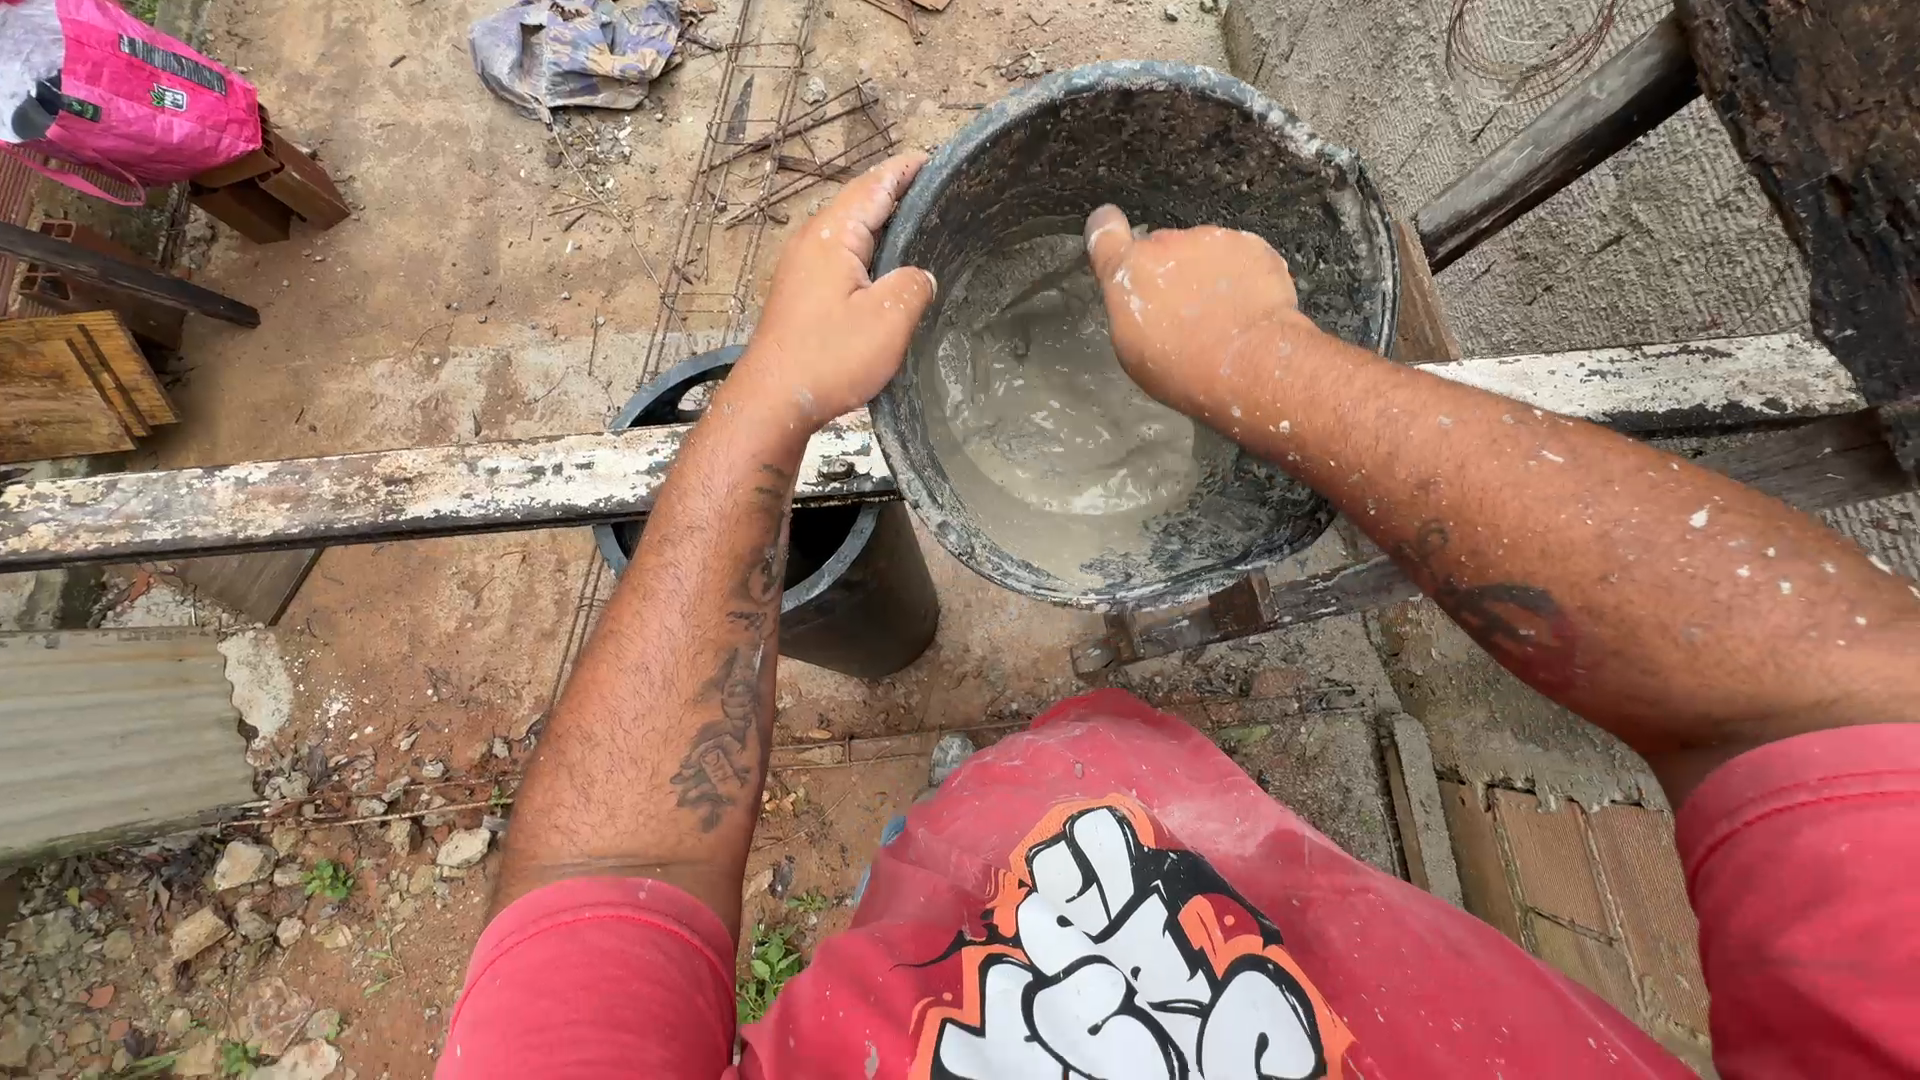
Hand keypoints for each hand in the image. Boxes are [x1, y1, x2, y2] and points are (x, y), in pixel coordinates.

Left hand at [725, 153, 938, 429]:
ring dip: (882, 229)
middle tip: (936, 196)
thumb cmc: (829, 358)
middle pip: (860, 205)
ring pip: (850, 235)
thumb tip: (920, 275)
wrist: (775, 401)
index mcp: (833, 235)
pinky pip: (841, 261)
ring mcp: (802, 270)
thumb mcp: (888, 319)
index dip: (905, 171)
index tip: (933, 160)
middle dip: (896, 196)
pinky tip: (885, 275)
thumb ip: (912, 285)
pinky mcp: (801, 296)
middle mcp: (812, 242)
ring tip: (919, 232)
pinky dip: (868, 257)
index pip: (874, 186)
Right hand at [1083, 204, 1323, 426]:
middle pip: (1159, 248)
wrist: (1250, 364)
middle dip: (1166, 272)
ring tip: (1217, 317)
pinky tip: (1244, 310)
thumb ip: (1128, 308)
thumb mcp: (1133, 350)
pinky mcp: (1250, 245)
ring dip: (1204, 276)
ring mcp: (1211, 239)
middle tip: (1180, 314)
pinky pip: (1237, 256)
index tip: (1112, 239)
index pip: (1104, 230)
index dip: (1107, 233)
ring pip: (1200, 252)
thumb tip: (1138, 299)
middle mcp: (1166, 244)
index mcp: (1129, 270)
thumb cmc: (1184, 368)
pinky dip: (1238, 277)